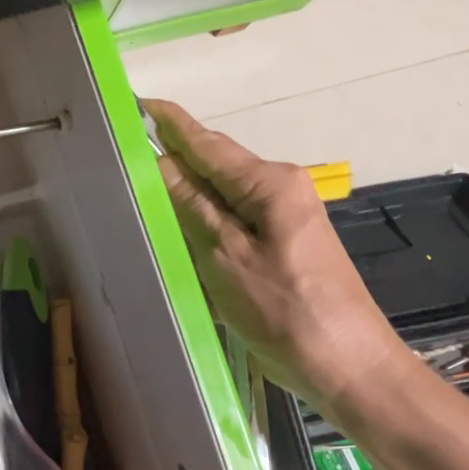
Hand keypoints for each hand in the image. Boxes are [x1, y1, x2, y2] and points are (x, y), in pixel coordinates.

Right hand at [144, 99, 407, 413]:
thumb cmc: (287, 311)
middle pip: (213, 166)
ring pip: (219, 196)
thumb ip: (191, 206)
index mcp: (269, 183)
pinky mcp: (278, 247)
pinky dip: (199, 222)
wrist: (348, 368)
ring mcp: (281, 220)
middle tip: (120, 153)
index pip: (207, 143)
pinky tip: (173, 231)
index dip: (170, 123)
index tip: (136, 101)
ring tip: (135, 188)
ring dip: (182, 192)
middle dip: (170, 157)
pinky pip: (229, 222)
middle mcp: (278, 190)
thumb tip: (159, 162)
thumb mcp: (227, 257)